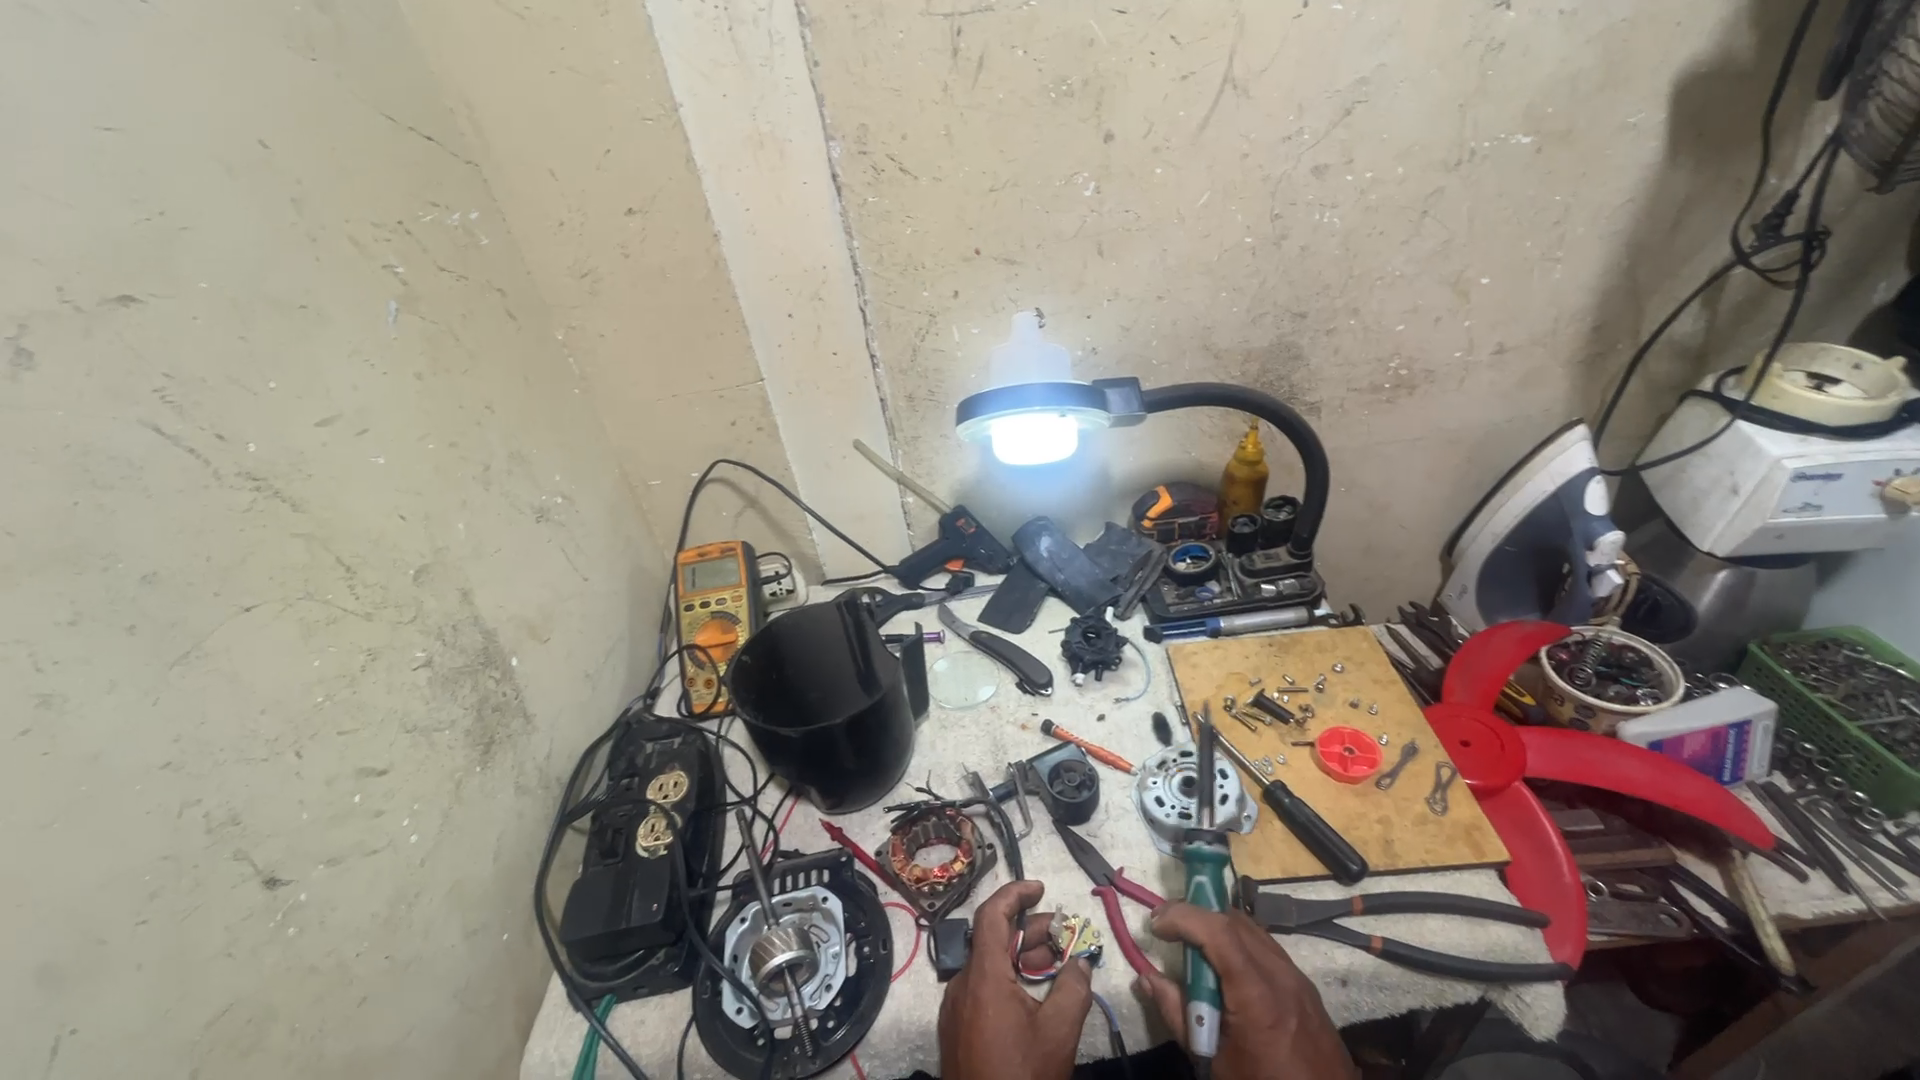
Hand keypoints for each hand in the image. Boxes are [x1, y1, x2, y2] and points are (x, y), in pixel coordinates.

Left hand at [938, 880, 1092, 1079]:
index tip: (1041, 888)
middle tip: (1064, 933)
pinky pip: (982, 986)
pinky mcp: (957, 1027)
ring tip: (1056, 961)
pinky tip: (1035, 990)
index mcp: (982, 976)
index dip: (1015, 894)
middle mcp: (962, 984)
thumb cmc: (1020, 1075)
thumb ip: (1073, 988)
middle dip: (1030, 929)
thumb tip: (1080, 962)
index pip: (992, 915)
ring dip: (1022, 956)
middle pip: (994, 939)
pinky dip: (1009, 978)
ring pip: (990, 964)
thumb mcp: (1058, 1033)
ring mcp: (956, 1007)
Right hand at [1134, 902, 1355, 1079]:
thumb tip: (1147, 978)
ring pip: (1250, 927)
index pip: (1219, 931)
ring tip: (1189, 941)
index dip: (1183, 916)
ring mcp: (1296, 976)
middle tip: (1164, 926)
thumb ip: (1177, 1015)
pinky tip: (1222, 962)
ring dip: (1215, 923)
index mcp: (1257, 995)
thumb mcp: (1212, 1063)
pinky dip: (1236, 939)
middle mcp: (1280, 974)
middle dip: (1194, 912)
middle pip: (1232, 920)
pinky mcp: (1303, 984)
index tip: (1156, 926)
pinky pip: (1264, 944)